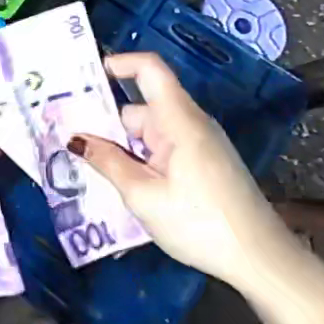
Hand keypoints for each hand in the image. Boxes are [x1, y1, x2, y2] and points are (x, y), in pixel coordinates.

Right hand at [66, 53, 308, 292]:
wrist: (260, 260)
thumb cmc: (200, 224)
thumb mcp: (143, 195)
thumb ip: (107, 162)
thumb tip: (76, 138)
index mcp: (179, 122)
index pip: (150, 70)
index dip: (118, 63)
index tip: (83, 77)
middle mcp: (188, 125)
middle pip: (138, 108)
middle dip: (102, 121)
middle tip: (63, 139)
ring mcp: (196, 144)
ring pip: (145, 133)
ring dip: (116, 146)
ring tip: (81, 166)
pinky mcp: (199, 164)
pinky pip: (158, 149)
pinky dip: (134, 158)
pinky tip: (114, 182)